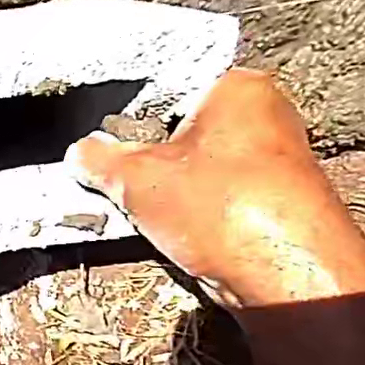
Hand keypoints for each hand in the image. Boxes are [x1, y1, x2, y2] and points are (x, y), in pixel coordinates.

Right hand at [66, 68, 364, 305]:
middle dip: (145, 167)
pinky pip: (211, 202)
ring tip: (154, 217)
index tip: (103, 149)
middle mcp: (262, 117)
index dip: (126, 125)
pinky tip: (180, 236)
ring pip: (192, 173)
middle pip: (177, 137)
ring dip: (164, 197)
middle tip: (124, 188)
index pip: (165, 93)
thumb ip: (98, 160)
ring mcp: (270, 163)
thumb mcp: (136, 178)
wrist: (284, 275)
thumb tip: (81, 153)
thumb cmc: (226, 210)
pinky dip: (189, 218)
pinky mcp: (268, 204)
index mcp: (237, 88)